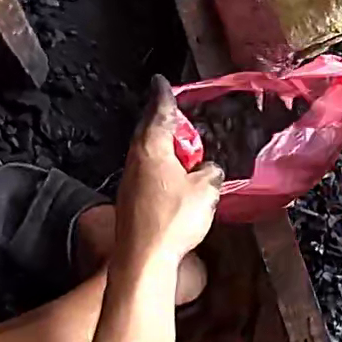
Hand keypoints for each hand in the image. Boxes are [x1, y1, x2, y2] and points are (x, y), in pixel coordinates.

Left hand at [115, 76, 222, 265]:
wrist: (144, 259)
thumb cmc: (172, 220)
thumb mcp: (206, 189)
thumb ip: (211, 172)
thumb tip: (210, 170)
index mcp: (152, 148)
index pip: (160, 112)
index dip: (165, 96)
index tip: (161, 82)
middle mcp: (136, 161)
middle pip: (151, 132)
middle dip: (166, 125)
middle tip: (181, 121)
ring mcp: (131, 182)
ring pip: (149, 155)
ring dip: (167, 151)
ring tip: (186, 156)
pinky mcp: (132, 202)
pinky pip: (150, 175)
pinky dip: (164, 172)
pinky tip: (177, 184)